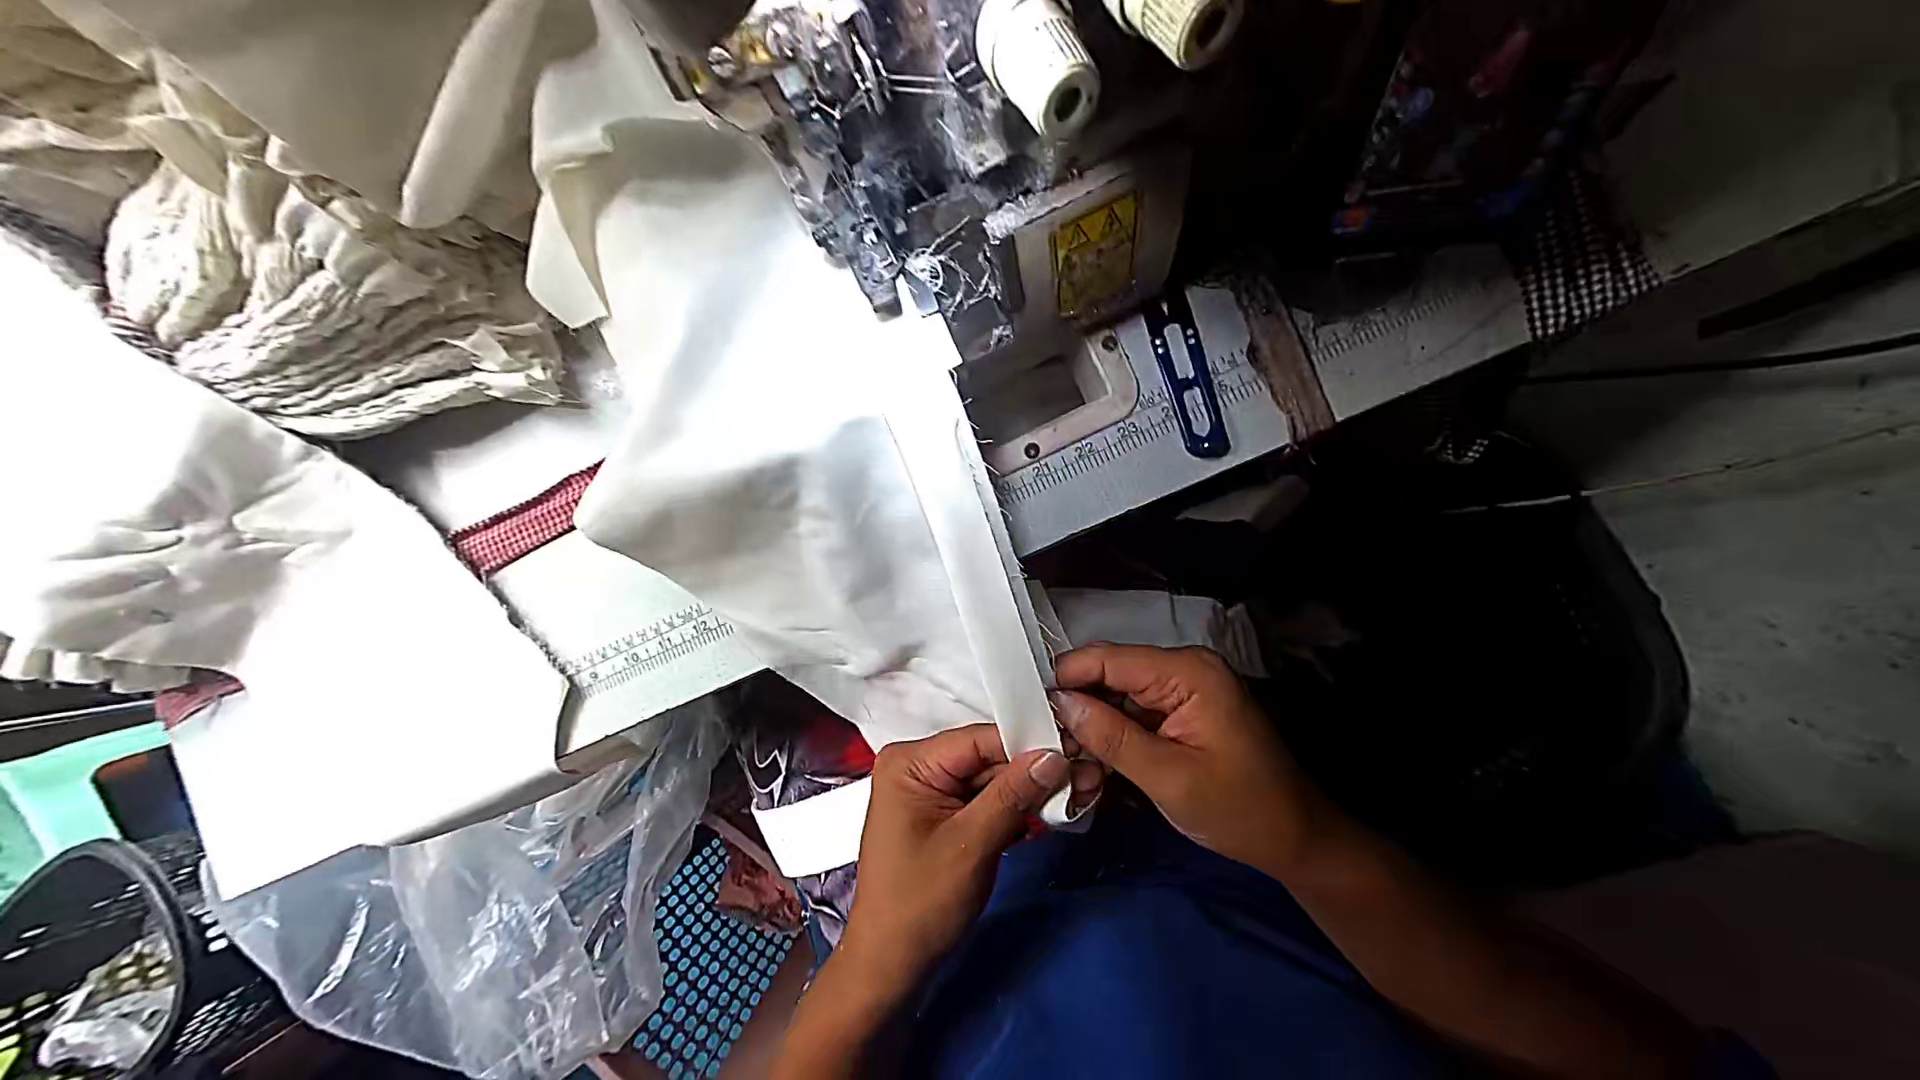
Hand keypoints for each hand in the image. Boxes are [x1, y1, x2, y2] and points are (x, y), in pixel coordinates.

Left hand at [836, 725, 1072, 994]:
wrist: (890, 964)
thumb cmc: (920, 904)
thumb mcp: (971, 845)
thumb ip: (1012, 795)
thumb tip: (1055, 755)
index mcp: (910, 762)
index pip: (979, 739)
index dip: (1029, 742)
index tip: (1076, 747)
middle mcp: (918, 765)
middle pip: (987, 756)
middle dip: (1035, 769)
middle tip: (1087, 773)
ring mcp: (930, 789)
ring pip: (991, 777)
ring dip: (1031, 789)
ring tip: (1080, 789)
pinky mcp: (943, 812)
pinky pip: (985, 798)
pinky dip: (1015, 806)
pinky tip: (1052, 809)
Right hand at [1052, 643, 1328, 879]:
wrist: (1296, 839)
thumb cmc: (1240, 809)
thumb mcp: (1168, 777)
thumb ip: (1110, 736)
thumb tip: (1059, 703)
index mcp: (1187, 671)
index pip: (1107, 659)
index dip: (1065, 680)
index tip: (1032, 712)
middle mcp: (1183, 667)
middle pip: (1108, 674)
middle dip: (1077, 707)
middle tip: (1049, 745)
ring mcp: (1183, 686)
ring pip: (1115, 693)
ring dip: (1092, 725)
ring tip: (1070, 759)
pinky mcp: (1181, 708)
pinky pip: (1132, 710)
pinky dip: (1112, 734)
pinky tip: (1096, 762)